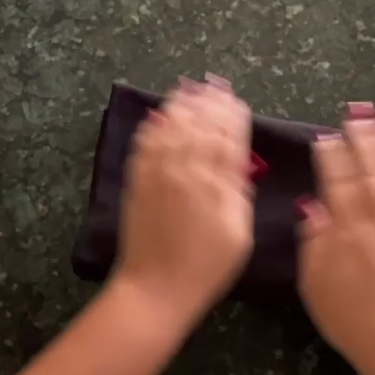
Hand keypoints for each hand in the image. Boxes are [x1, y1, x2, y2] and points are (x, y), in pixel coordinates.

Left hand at [111, 76, 254, 321]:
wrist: (154, 288)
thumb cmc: (205, 269)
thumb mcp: (238, 234)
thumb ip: (238, 193)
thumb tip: (238, 161)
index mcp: (213, 183)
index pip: (226, 138)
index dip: (232, 116)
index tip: (236, 101)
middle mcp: (183, 171)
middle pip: (198, 126)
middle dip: (208, 104)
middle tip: (214, 86)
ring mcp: (156, 175)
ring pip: (170, 129)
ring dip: (180, 107)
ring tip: (188, 90)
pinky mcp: (136, 183)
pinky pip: (144, 146)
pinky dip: (152, 128)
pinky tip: (158, 117)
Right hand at [297, 103, 374, 371]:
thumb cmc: (348, 320)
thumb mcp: (315, 285)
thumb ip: (314, 244)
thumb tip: (314, 208)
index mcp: (347, 233)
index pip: (338, 184)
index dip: (331, 158)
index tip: (326, 136)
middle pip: (371, 174)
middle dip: (364, 143)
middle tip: (358, 117)